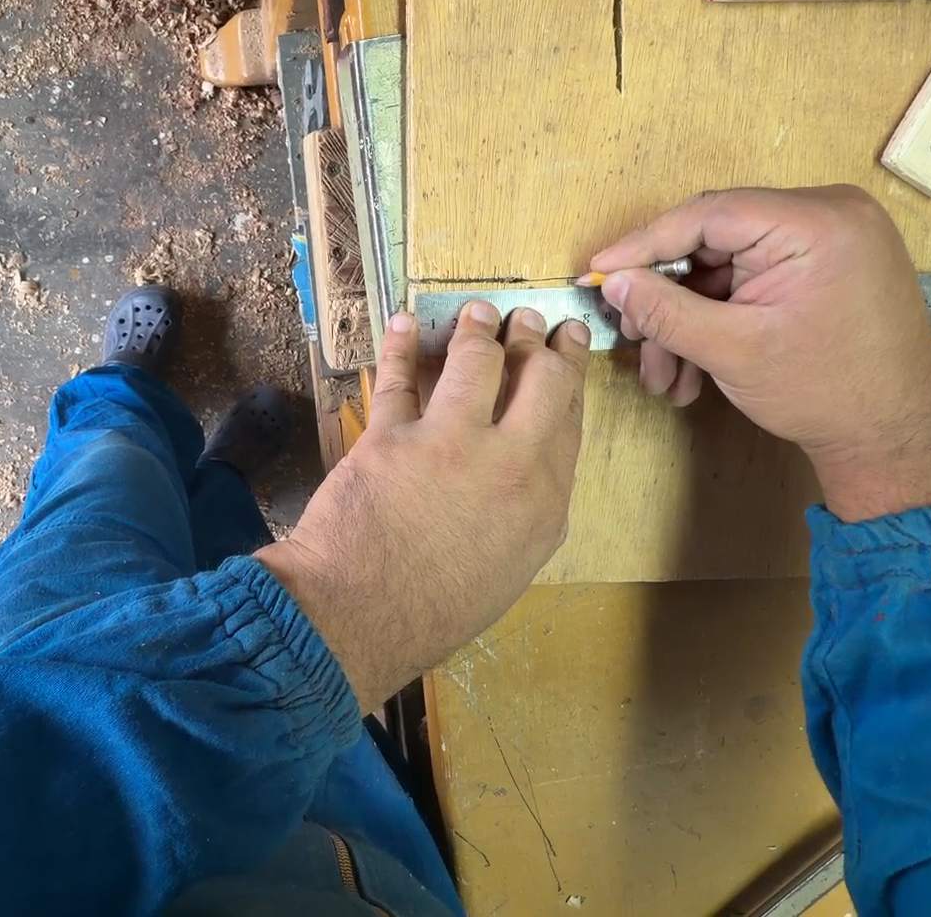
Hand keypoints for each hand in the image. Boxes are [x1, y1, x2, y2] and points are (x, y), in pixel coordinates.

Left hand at [256, 304, 590, 711]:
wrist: (358, 618)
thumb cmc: (433, 610)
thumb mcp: (508, 568)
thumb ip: (526, 511)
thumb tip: (526, 467)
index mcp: (545, 501)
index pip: (570, 417)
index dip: (571, 374)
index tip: (568, 346)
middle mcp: (511, 464)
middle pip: (541, 378)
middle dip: (538, 338)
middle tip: (531, 318)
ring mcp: (451, 443)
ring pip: (478, 360)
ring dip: (478, 326)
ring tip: (477, 311)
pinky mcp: (392, 435)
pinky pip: (399, 375)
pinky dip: (400, 343)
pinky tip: (403, 322)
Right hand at [587, 185, 930, 521]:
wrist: (896, 438)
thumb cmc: (826, 392)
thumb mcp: (731, 350)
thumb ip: (664, 311)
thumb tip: (611, 283)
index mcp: (816, 223)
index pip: (707, 214)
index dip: (643, 243)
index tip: (598, 271)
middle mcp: (823, 217)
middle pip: (708, 243)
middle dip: (663, 297)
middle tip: (630, 334)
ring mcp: (820, 244)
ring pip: (718, 271)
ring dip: (682, 322)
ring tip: (663, 376)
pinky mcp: (812, 270)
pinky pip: (741, 285)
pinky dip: (711, 323)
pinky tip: (691, 371)